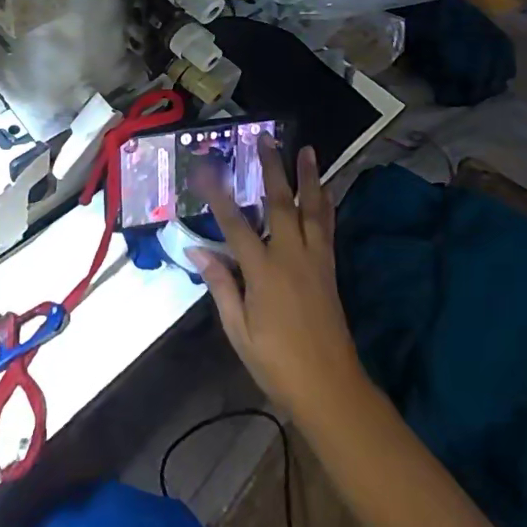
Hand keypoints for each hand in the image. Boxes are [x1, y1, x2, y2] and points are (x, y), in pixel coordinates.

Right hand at [193, 140, 368, 417]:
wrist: (330, 386)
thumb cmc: (276, 362)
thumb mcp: (238, 331)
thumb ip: (220, 286)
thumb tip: (197, 251)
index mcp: (264, 271)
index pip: (236, 224)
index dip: (219, 194)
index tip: (207, 168)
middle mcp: (292, 256)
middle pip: (281, 204)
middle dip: (273, 169)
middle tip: (267, 139)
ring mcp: (315, 260)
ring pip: (312, 209)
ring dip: (309, 178)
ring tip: (309, 151)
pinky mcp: (330, 269)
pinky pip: (328, 227)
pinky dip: (326, 204)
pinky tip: (327, 192)